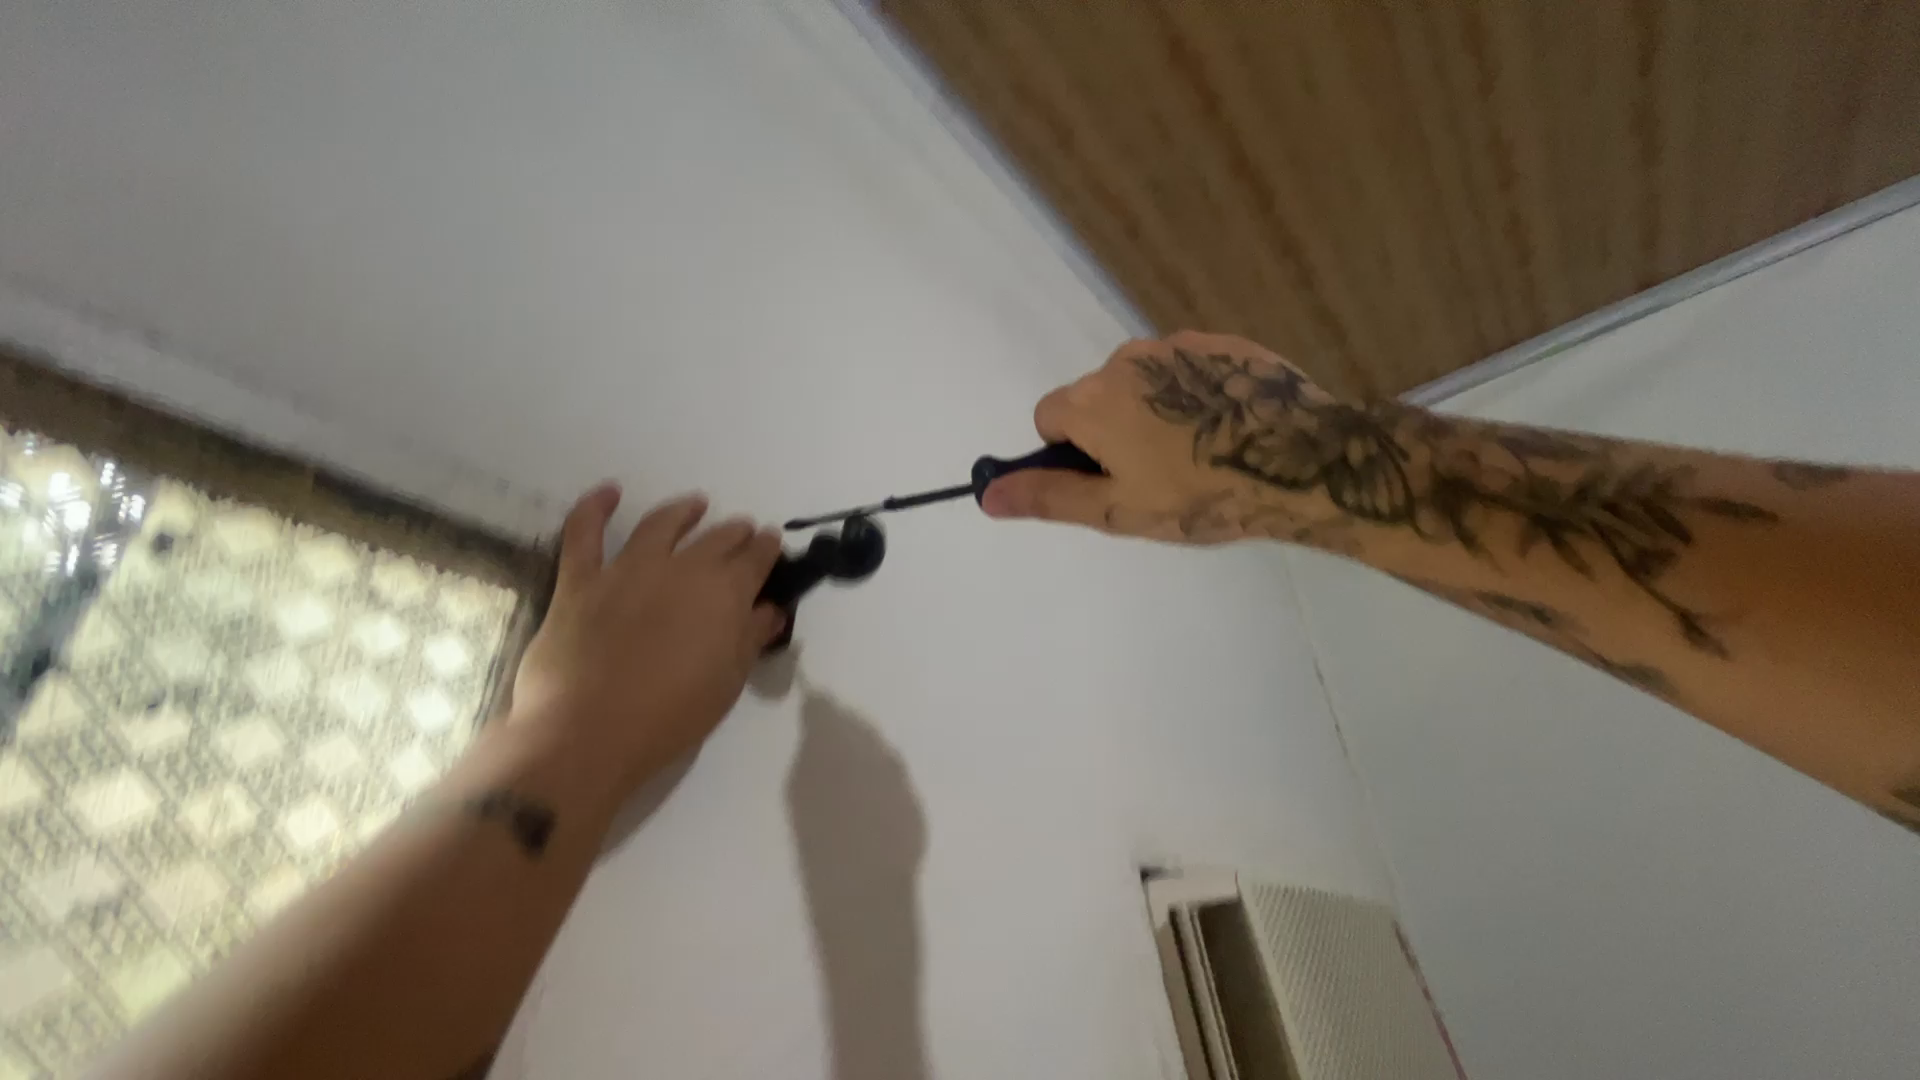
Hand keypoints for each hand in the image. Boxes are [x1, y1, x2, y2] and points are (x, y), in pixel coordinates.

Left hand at [505, 487, 786, 793]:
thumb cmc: (673, 714)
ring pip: (661, 524)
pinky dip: (594, 507)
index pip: (756, 558)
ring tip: (695, 505)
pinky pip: (585, 533)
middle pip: (717, 538)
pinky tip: (608, 491)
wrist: (590, 731)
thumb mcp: (729, 681)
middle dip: (735, 532)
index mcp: (725, 592)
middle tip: (742, 531)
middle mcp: (682, 567)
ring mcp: (628, 569)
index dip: (767, 547)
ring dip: (683, 510)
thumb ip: (752, 637)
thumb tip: (771, 609)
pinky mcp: (581, 580)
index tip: (772, 542)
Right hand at [980, 331, 1347, 544]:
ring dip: (1152, 413)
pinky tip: (1227, 428)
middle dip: (1111, 433)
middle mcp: (1125, 360)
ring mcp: (1177, 346)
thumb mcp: (1117, 510)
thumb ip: (1047, 497)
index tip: (1109, 480)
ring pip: (1141, 384)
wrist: (1305, 463)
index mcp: (1092, 401)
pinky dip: (1192, 395)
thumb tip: (985, 495)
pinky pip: (1185, 370)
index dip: (1070, 454)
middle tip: (1157, 475)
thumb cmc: (1200, 496)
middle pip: (1094, 398)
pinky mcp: (1223, 342)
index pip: (1049, 418)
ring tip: (1198, 454)